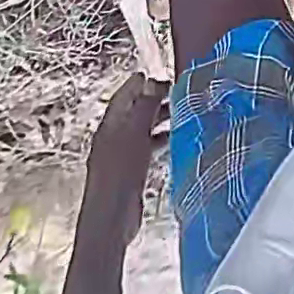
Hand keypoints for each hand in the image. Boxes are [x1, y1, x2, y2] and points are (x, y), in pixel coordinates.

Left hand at [81, 73, 164, 248]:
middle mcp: (114, 136)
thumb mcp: (135, 133)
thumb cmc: (121, 173)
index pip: (125, 94)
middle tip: (180, 91)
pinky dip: (161, 137)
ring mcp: (122, 154)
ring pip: (143, 127)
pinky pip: (148, 145)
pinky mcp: (131, 170)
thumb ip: (144, 106)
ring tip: (183, 111)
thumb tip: (151, 80)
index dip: (141, 83)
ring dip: (161, 118)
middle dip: (155, 99)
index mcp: (110, 124)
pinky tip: (176, 138)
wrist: (111, 220)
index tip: (162, 74)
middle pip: (135, 110)